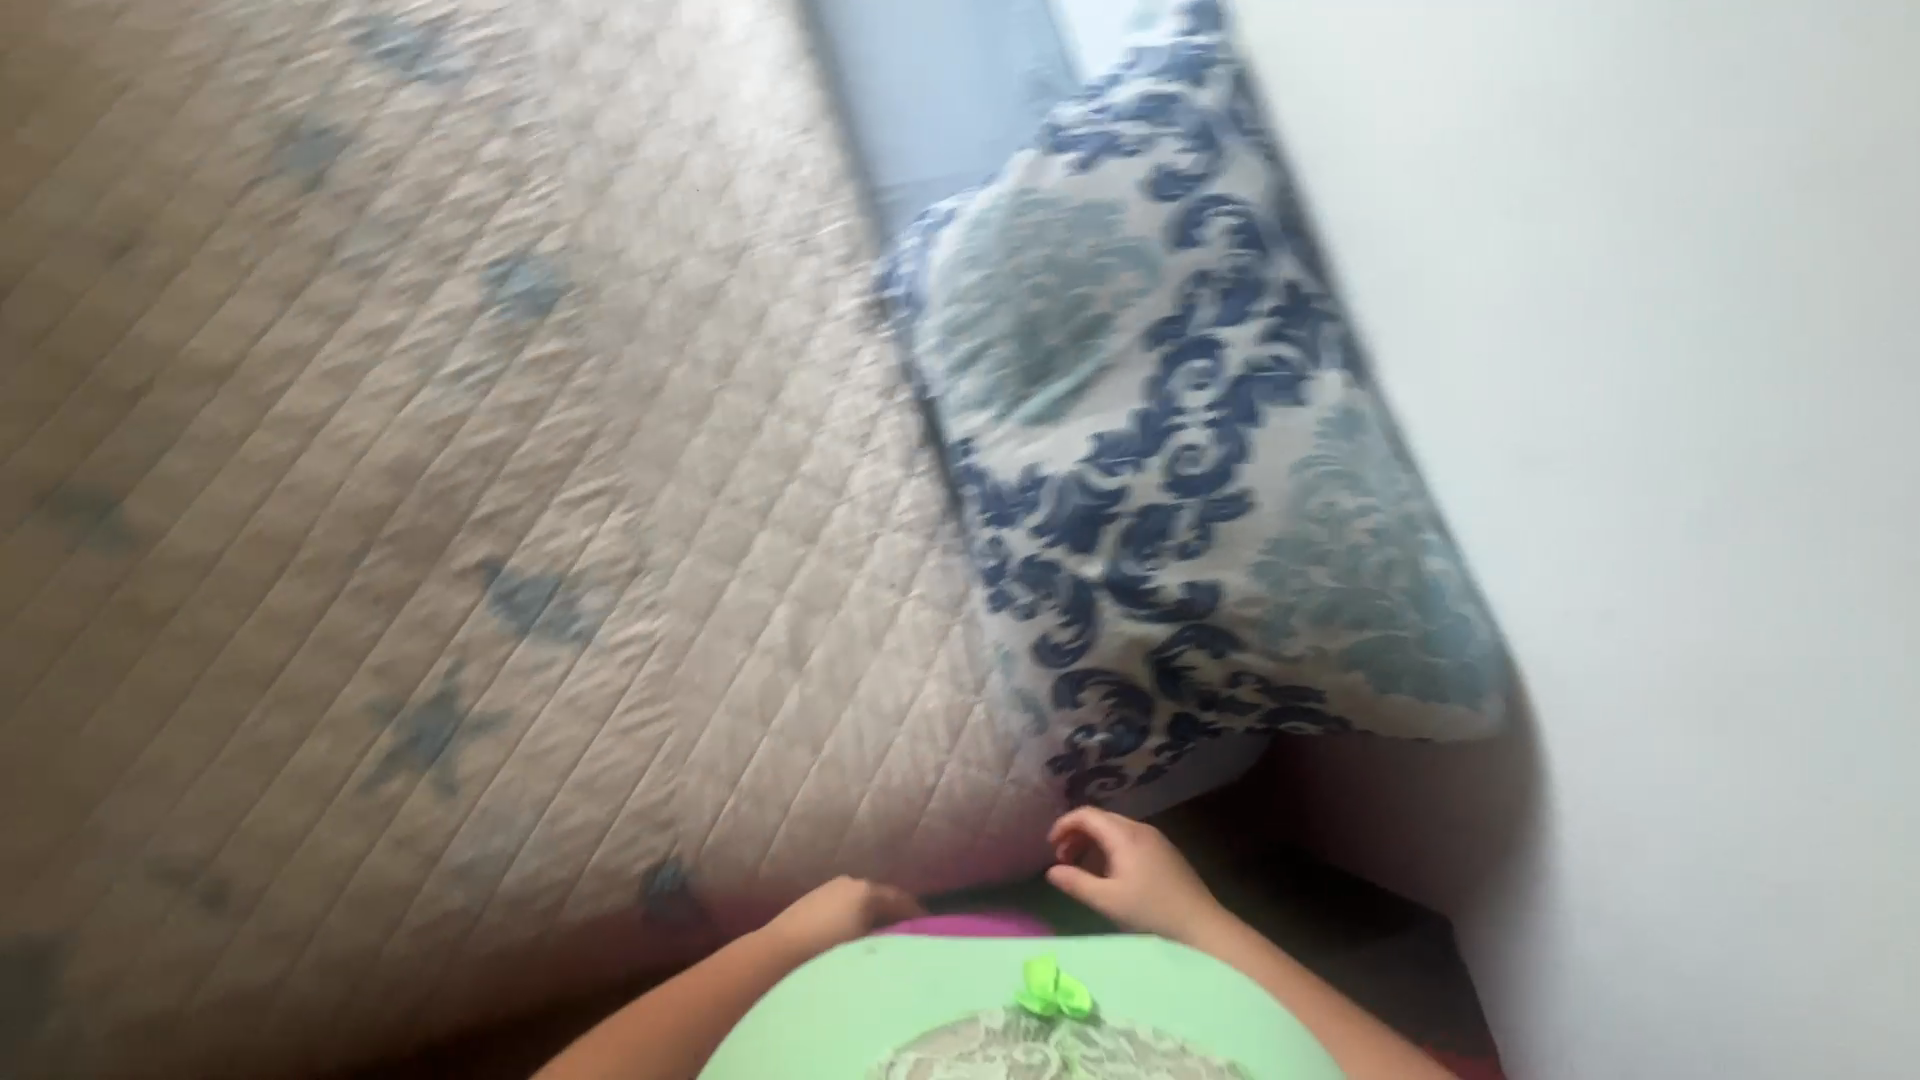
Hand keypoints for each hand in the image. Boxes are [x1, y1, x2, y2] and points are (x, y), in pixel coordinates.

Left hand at [758, 876, 925, 961]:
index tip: (931, 928)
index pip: (902, 900)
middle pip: (883, 896)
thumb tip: (904, 938)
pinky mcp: (815, 897)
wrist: (776, 953)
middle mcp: (852, 882)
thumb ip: (888, 937)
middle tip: (911, 931)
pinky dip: (859, 914)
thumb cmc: (825, 951)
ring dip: (876, 913)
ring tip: (885, 934)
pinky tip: (857, 933)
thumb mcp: (865, 946)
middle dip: (898, 912)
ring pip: (864, 899)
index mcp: (868, 891)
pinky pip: (847, 903)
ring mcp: (831, 887)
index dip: (918, 914)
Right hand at [1046, 807, 1231, 943]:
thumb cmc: (1151, 911)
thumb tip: (1051, 871)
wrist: (1202, 925)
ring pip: (1114, 828)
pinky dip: (1110, 848)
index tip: (1050, 847)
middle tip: (1063, 860)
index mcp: (1123, 835)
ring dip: (1093, 842)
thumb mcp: (1108, 901)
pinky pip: (1129, 838)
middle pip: (1099, 819)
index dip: (1063, 825)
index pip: (1086, 814)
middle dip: (1077, 835)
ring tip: (1083, 869)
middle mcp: (1139, 828)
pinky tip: (1110, 874)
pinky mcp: (1164, 850)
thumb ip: (1076, 883)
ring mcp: (1154, 838)